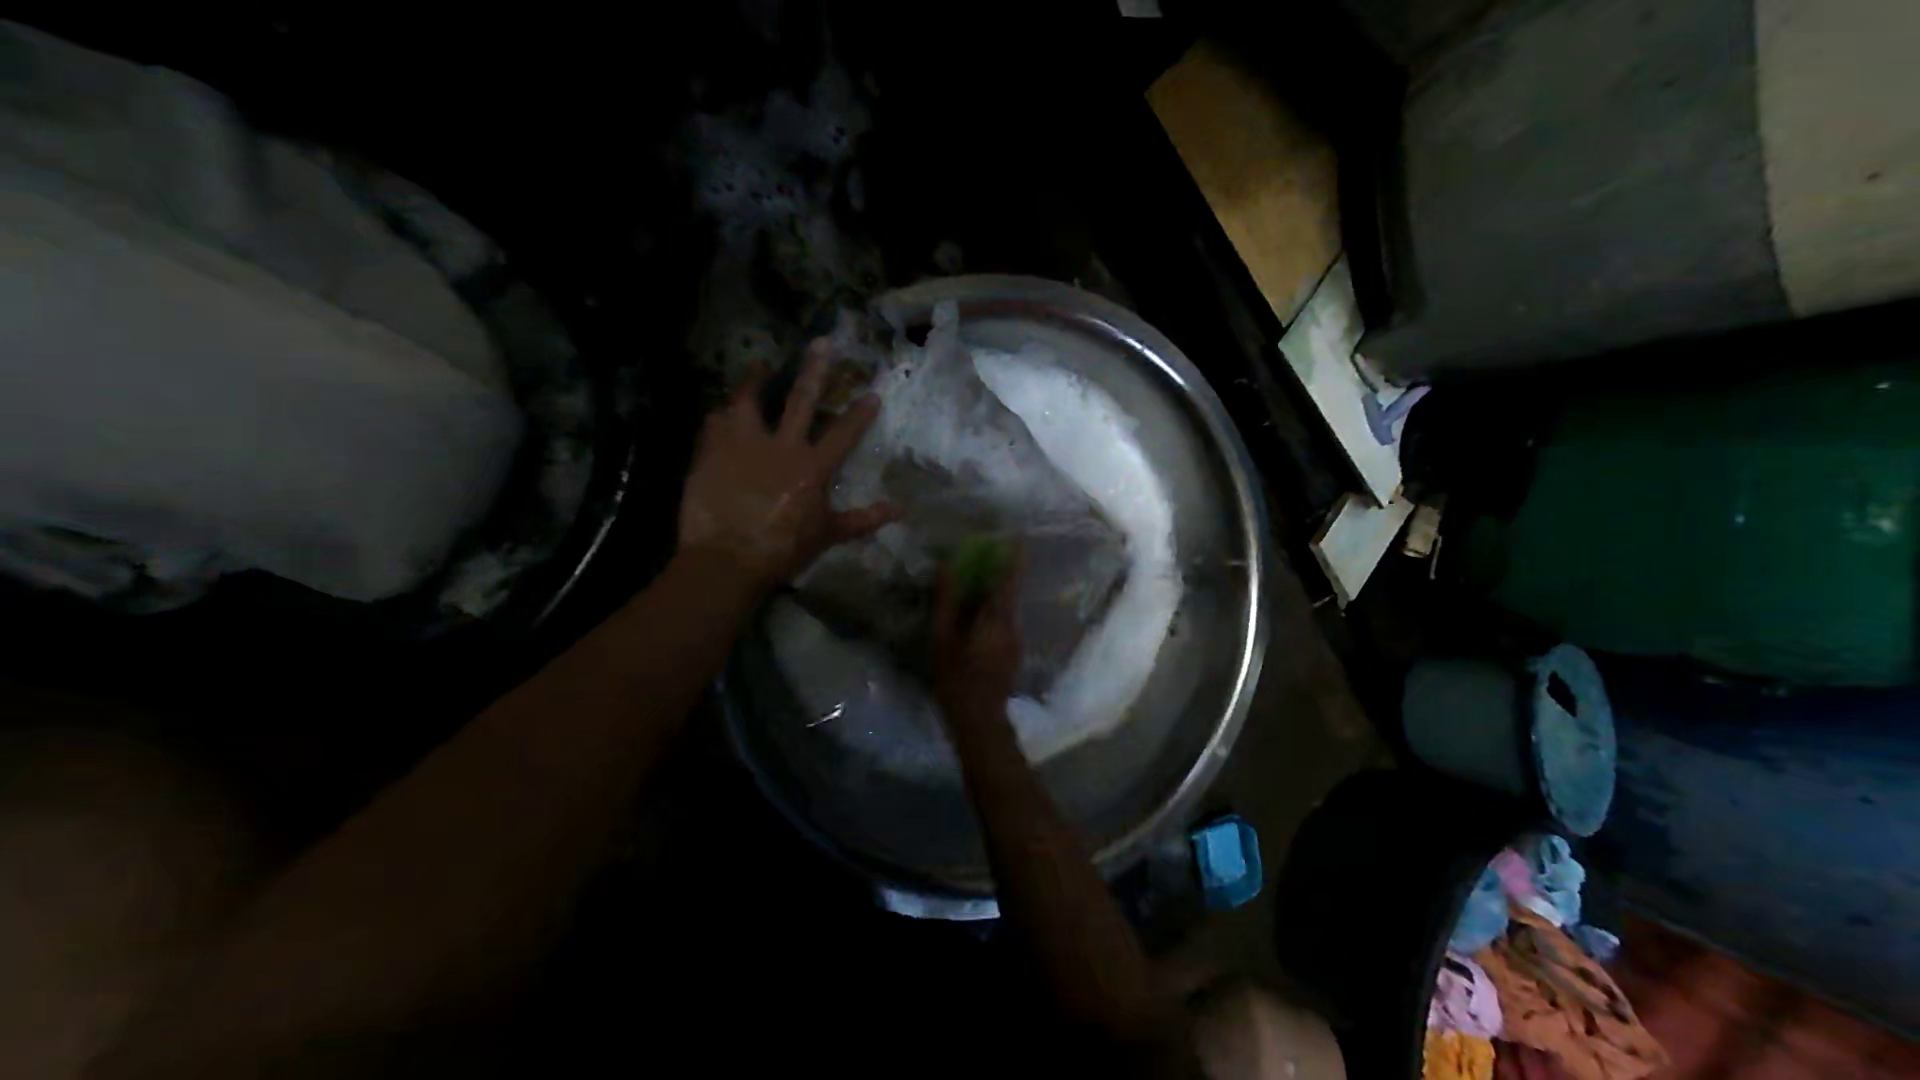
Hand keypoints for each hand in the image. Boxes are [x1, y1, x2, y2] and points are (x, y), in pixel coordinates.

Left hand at [677, 339, 894, 589]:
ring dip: (754, 379)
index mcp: (812, 467)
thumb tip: (900, 510)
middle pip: (801, 399)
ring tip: (758, 365)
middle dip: (815, 369)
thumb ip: (863, 519)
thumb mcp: (828, 535)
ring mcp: (743, 445)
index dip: (860, 413)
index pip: (843, 433)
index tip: (872, 392)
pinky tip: (722, 411)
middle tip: (822, 342)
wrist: (728, 559)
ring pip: (748, 400)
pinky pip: (715, 422)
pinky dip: (720, 415)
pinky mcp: (711, 451)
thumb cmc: (784, 550)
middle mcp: (781, 446)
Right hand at [931, 554, 1022, 727]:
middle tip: (985, 556)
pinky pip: (1003, 622)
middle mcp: (1012, 625)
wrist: (979, 720)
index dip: (1013, 556)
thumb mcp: (942, 638)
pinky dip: (992, 611)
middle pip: (1009, 591)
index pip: (1009, 578)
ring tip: (976, 583)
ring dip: (995, 593)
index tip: (1015, 534)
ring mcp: (1015, 640)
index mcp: (997, 617)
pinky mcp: (1012, 653)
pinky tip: (975, 617)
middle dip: (1001, 572)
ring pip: (1006, 608)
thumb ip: (946, 601)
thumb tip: (948, 567)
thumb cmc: (956, 677)